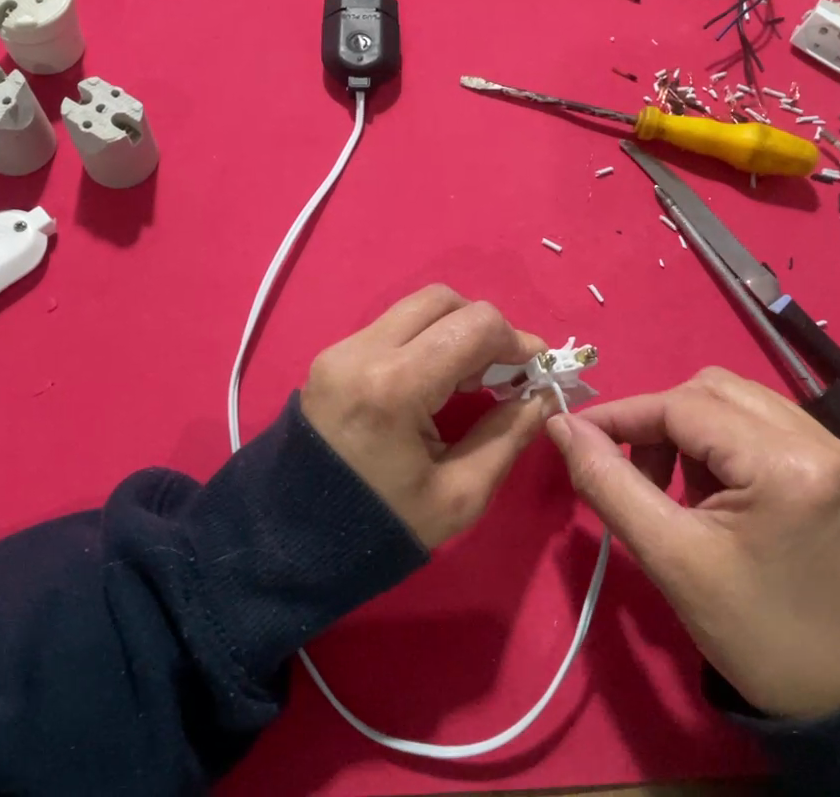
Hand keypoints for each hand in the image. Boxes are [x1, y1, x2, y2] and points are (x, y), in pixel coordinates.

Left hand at [301, 284, 547, 548]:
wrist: (296, 541)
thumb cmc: (383, 526)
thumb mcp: (460, 494)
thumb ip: (508, 435)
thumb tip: (543, 393)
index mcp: (394, 386)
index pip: (474, 325)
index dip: (517, 341)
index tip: (535, 371)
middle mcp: (362, 352)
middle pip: (442, 300)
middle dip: (484, 328)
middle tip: (501, 373)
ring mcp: (340, 350)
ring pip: (413, 308)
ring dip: (453, 330)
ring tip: (469, 380)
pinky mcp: (330, 358)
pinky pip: (389, 327)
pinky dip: (423, 341)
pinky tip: (434, 384)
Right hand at [545, 367, 839, 719]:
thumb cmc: (751, 635)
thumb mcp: (668, 558)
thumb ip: (607, 481)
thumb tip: (562, 425)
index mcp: (790, 467)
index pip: (685, 406)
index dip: (624, 415)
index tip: (578, 434)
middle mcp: (831, 446)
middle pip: (718, 389)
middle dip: (662, 420)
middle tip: (639, 473)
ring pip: (747, 403)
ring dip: (697, 431)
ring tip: (682, 490)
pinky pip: (776, 429)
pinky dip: (732, 446)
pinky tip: (722, 493)